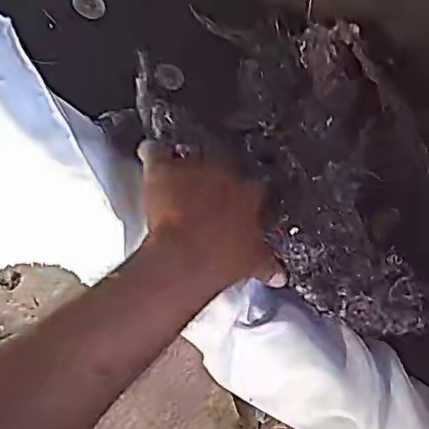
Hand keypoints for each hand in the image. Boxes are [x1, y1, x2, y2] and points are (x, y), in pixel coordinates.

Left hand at [138, 141, 279, 290]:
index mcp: (251, 195)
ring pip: (192, 155)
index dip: (249, 196)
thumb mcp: (253, 263)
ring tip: (180, 177)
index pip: (257, 188)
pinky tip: (151, 155)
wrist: (188, 257)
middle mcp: (226, 174)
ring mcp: (194, 168)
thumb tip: (278, 275)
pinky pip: (156, 153)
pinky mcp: (164, 170)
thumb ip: (267, 264)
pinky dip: (152, 154)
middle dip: (217, 177)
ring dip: (187, 165)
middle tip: (209, 193)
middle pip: (225, 165)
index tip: (244, 205)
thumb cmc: (222, 261)